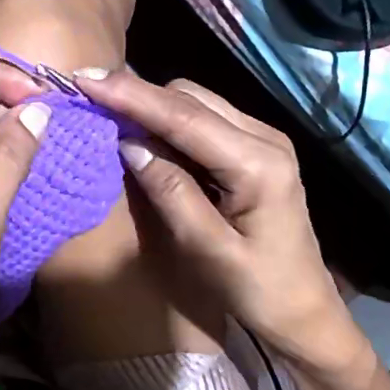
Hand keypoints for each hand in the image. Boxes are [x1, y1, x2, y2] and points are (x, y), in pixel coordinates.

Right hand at [75, 70, 367, 377]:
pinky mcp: (254, 149)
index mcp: (257, 164)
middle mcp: (264, 138)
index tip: (86, 79)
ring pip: (195, 102)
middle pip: (189, 97)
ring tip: (107, 111)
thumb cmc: (257, 289)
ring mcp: (262, 140)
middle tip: (89, 98)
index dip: (132, 96)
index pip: (183, 117)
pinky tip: (142, 132)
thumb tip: (129, 143)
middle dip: (137, 94)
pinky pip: (203, 120)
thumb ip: (170, 192)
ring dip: (151, 105)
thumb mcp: (207, 249)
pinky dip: (167, 121)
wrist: (303, 310)